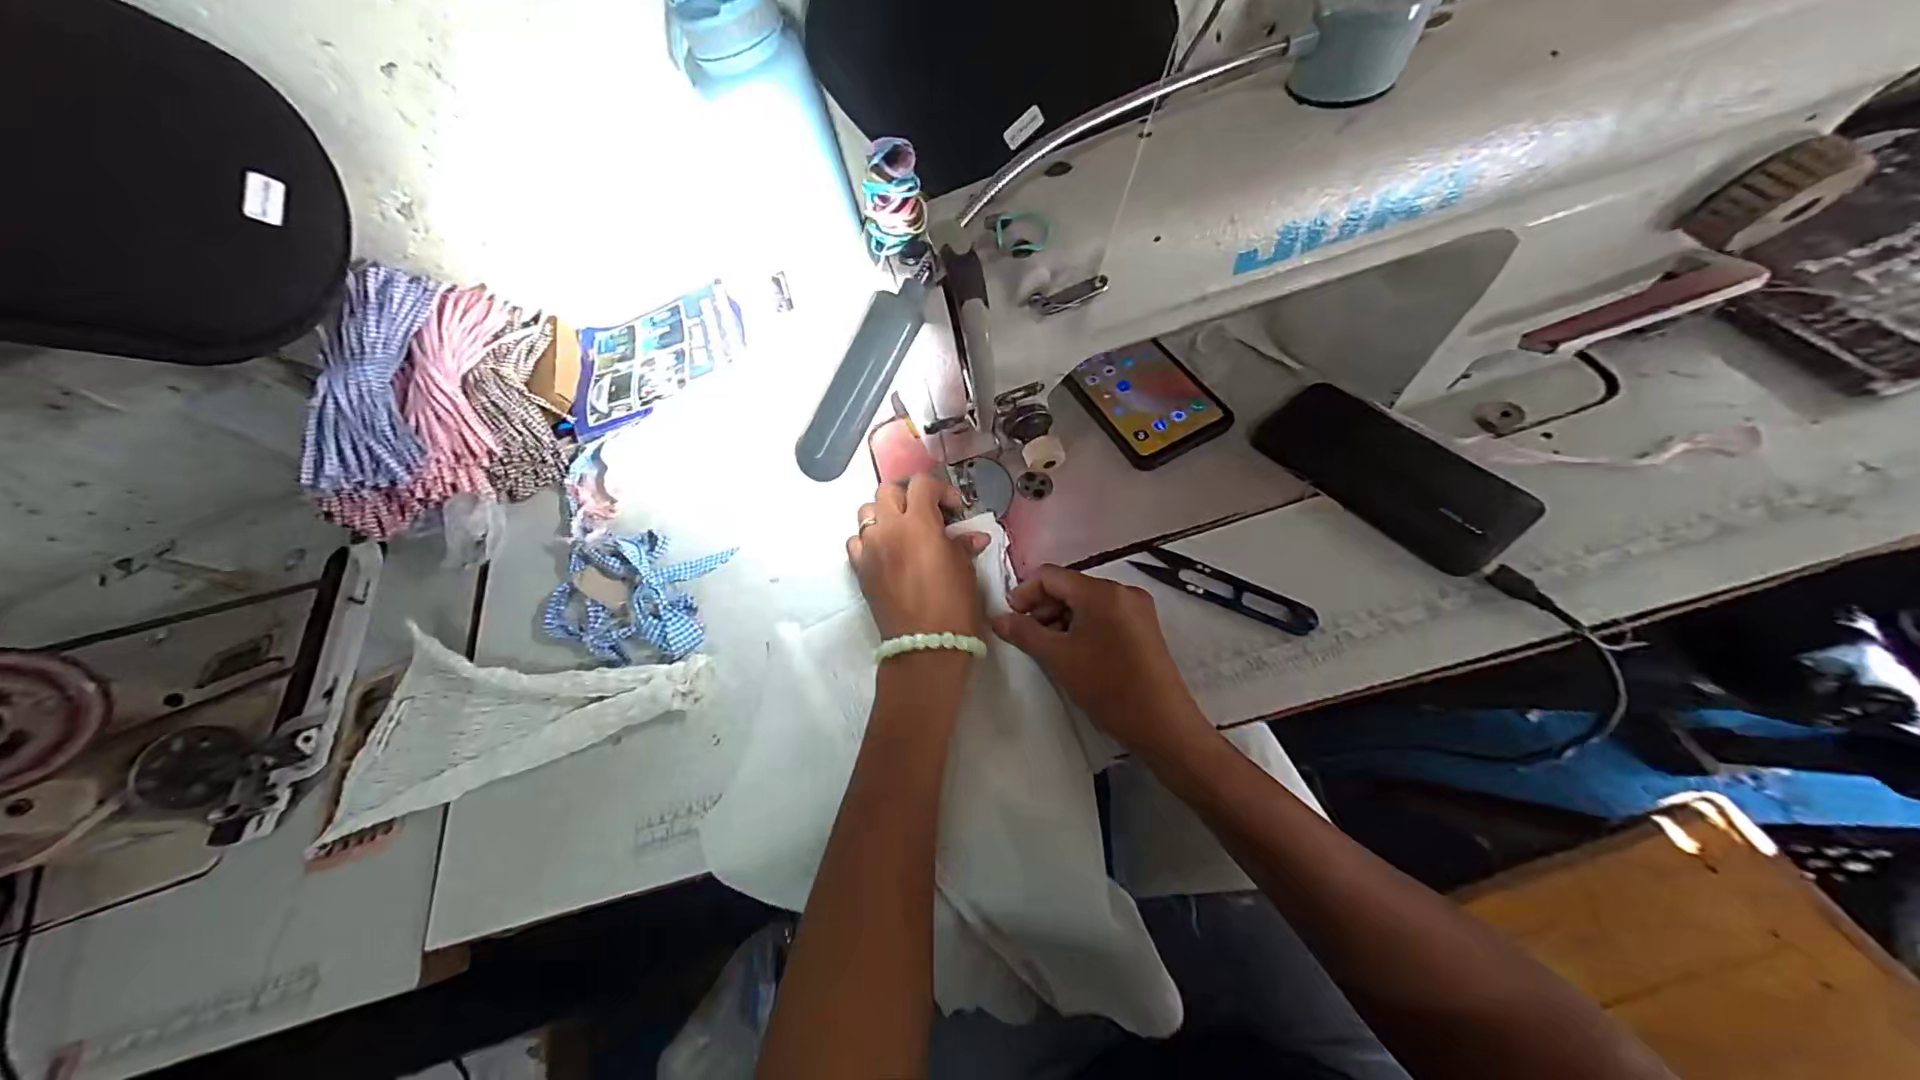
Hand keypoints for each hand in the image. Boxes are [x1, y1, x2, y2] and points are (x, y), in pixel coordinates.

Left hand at [846, 474, 990, 641]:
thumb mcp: (964, 570)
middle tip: (928, 513)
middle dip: (909, 496)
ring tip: (905, 530)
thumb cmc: (953, 606)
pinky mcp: (859, 569)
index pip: (922, 485)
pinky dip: (870, 538)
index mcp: (918, 524)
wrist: (924, 646)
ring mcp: (869, 548)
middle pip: (888, 490)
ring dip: (886, 513)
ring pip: (868, 512)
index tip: (954, 509)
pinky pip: (857, 540)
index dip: (941, 490)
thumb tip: (972, 536)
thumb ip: (962, 544)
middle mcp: (888, 529)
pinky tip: (887, 551)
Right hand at [991, 565, 1215, 760]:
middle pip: (1070, 586)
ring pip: (1086, 602)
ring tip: (1048, 648)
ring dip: (1061, 618)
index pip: (1051, 576)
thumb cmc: (1108, 687)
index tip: (1010, 619)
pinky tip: (1073, 651)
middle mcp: (1122, 591)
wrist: (1162, 724)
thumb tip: (998, 618)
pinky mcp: (1144, 626)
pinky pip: (1104, 614)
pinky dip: (1082, 626)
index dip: (1024, 594)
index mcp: (1102, 592)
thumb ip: (1024, 632)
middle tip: (1026, 636)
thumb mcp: (1058, 658)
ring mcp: (1137, 608)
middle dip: (1043, 607)